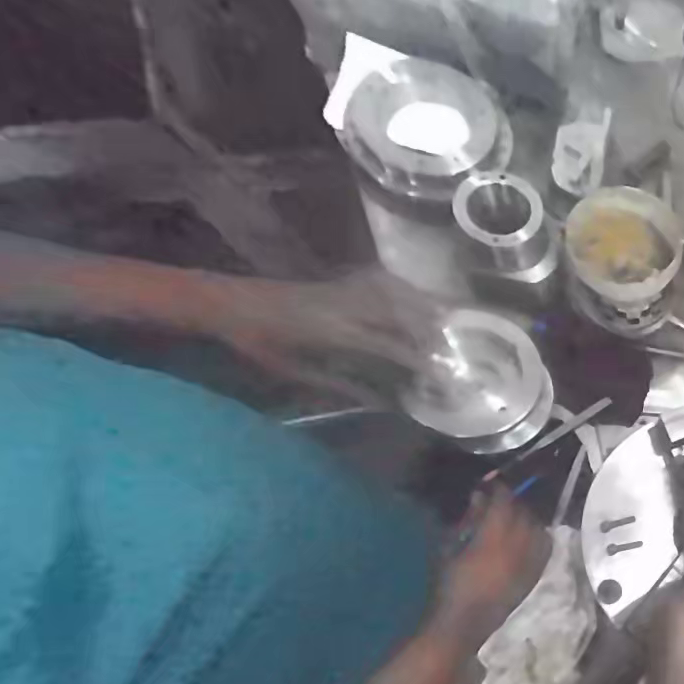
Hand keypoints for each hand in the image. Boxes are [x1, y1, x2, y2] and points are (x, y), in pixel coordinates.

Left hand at [203, 272, 445, 404]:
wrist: (224, 300)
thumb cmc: (257, 343)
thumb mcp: (297, 372)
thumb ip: (345, 387)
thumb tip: (387, 402)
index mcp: (335, 331)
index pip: (392, 346)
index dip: (422, 360)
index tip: (445, 374)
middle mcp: (346, 306)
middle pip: (403, 315)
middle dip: (435, 332)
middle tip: (459, 348)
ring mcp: (343, 289)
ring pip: (397, 295)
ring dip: (427, 307)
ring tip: (450, 321)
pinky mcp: (339, 281)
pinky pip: (382, 283)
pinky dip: (405, 290)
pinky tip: (417, 297)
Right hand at [428, 487, 550, 646]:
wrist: (461, 625)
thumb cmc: (448, 585)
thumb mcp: (451, 548)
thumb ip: (469, 521)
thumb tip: (480, 497)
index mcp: (492, 541)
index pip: (504, 504)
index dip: (500, 490)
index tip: (493, 484)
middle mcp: (516, 550)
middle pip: (524, 515)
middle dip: (514, 503)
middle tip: (501, 500)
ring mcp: (528, 565)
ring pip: (538, 530)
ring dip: (527, 519)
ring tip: (515, 517)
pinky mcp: (534, 577)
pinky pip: (545, 549)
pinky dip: (539, 537)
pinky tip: (529, 536)